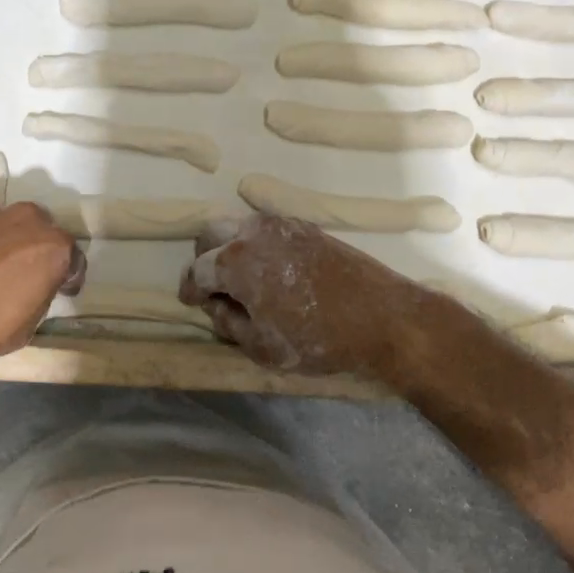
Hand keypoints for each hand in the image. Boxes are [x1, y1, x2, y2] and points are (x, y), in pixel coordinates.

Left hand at [0, 201, 81, 375]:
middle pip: (46, 232)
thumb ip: (43, 293)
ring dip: (14, 239)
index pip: (75, 259)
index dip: (68, 277)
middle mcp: (30, 220)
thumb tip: (38, 284)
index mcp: (55, 247)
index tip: (61, 290)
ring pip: (16, 223)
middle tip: (30, 275)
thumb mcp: (30, 323)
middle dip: (42, 250)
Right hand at [178, 213, 439, 377]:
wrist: (384, 317)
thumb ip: (229, 324)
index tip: (190, 301)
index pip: (197, 271)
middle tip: (212, 286)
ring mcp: (279, 225)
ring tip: (241, 279)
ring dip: (229, 248)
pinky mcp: (304, 226)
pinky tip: (269, 271)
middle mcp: (251, 233)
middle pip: (210, 235)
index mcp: (234, 262)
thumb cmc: (318, 338)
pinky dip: (255, 245)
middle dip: (203, 259)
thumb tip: (218, 305)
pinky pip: (265, 229)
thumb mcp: (263, 348)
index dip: (189, 289)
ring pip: (237, 227)